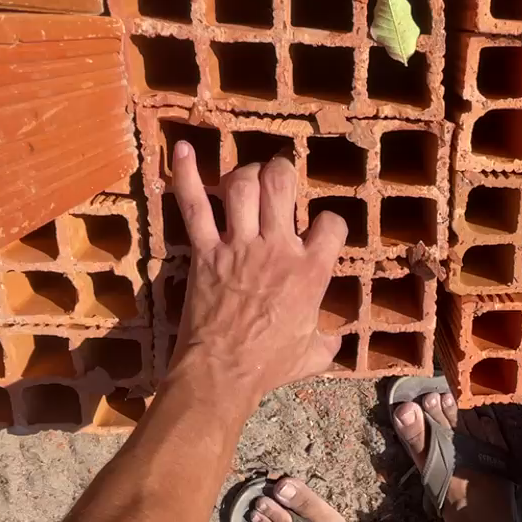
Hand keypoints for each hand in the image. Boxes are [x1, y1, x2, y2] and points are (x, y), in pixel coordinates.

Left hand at [167, 143, 344, 409]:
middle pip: (281, 185)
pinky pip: (193, 205)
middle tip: (280, 180)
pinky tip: (185, 150)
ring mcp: (238, 246)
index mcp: (311, 272)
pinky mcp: (204, 252)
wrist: (223, 371)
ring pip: (241, 186)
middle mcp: (277, 249)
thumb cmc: (269, 365)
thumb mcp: (313, 355)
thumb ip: (329, 340)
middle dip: (282, 173)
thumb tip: (337, 341)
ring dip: (245, 174)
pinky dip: (187, 175)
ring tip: (248, 179)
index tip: (323, 232)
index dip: (330, 224)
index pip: (332, 224)